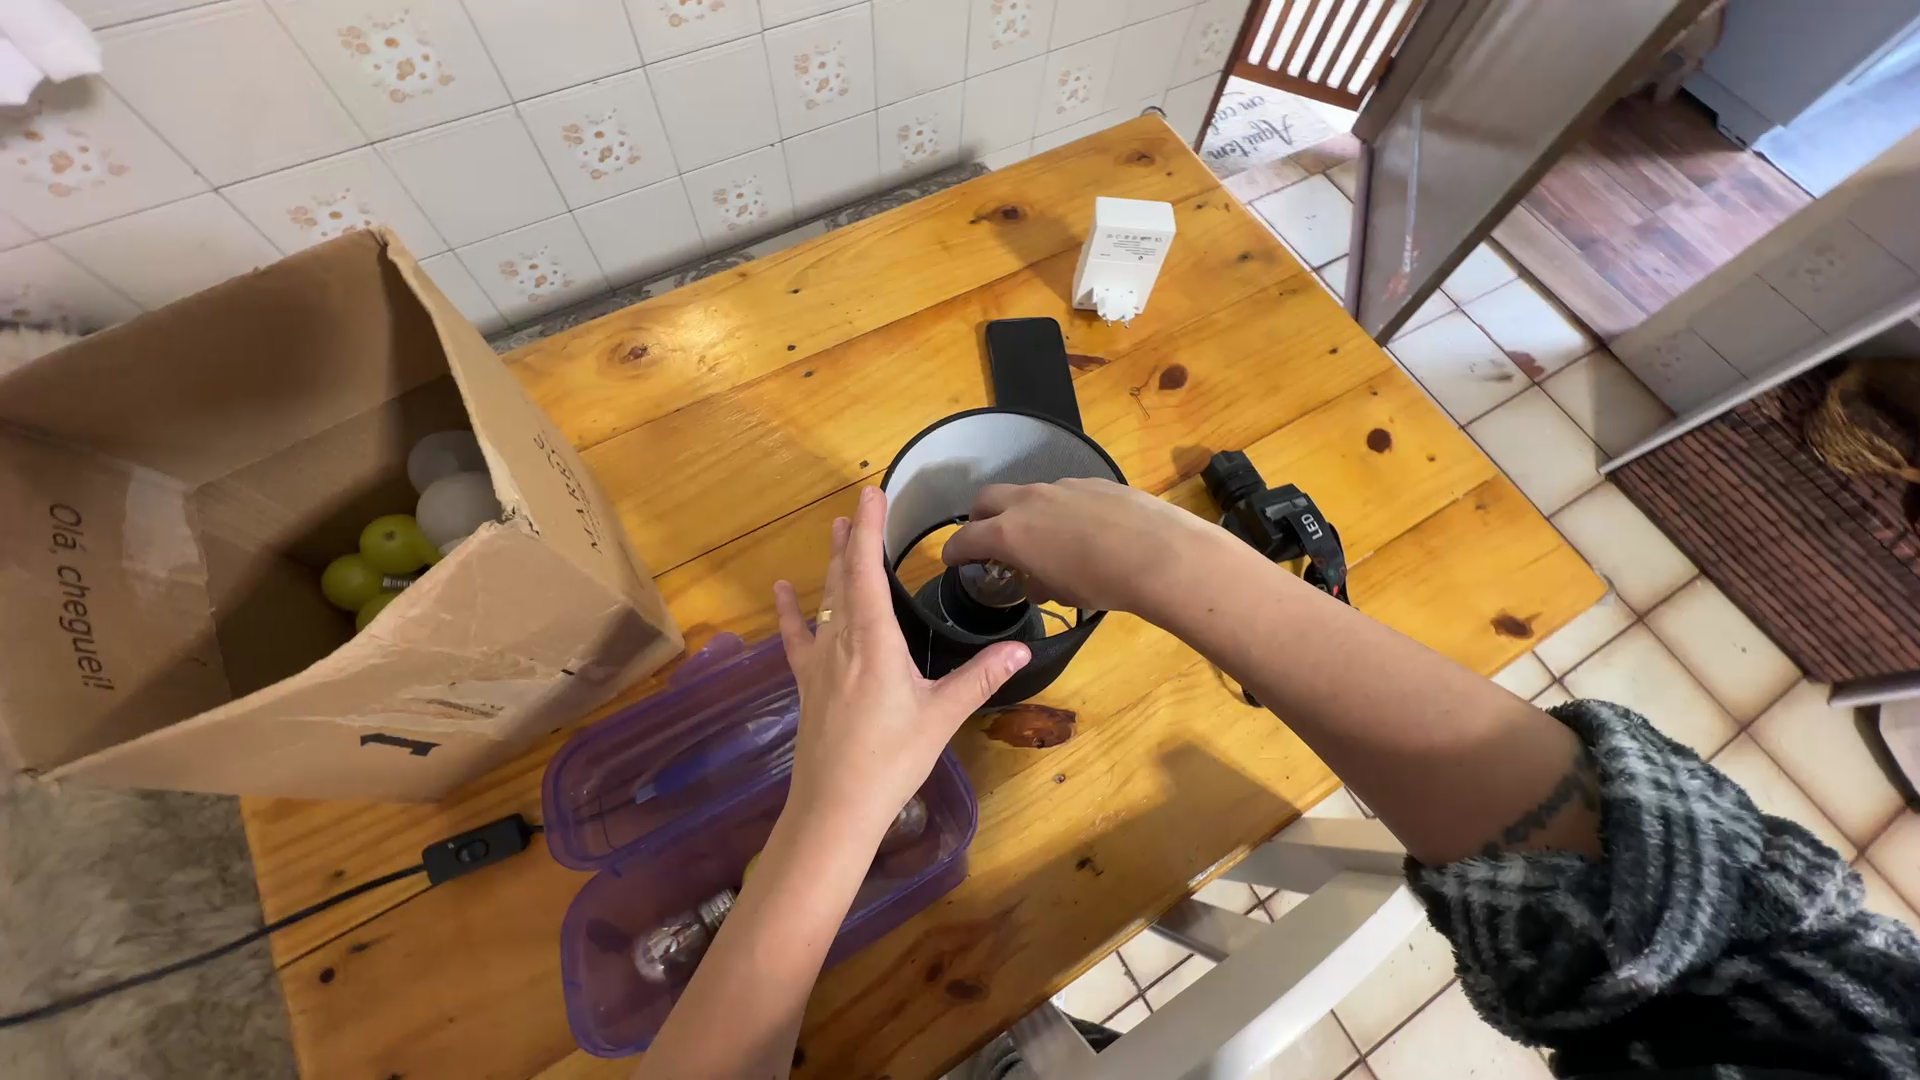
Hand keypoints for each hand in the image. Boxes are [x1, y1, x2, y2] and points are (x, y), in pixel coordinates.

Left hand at [773, 486, 1031, 837]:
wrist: (835, 808)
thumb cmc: (891, 760)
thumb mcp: (942, 717)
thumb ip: (980, 679)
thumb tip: (1022, 649)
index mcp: (875, 642)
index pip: (866, 571)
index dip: (867, 529)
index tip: (870, 494)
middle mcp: (841, 641)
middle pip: (842, 577)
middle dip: (850, 538)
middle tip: (857, 506)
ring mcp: (819, 662)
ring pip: (823, 600)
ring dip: (828, 563)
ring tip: (832, 531)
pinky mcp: (806, 683)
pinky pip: (796, 637)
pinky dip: (790, 611)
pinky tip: (783, 591)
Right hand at [940, 478, 1232, 617]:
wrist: (1160, 554)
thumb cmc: (1102, 583)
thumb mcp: (1060, 593)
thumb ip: (1036, 582)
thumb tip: (1033, 580)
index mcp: (1010, 532)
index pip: (966, 538)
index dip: (954, 550)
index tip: (952, 559)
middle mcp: (1029, 501)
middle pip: (987, 499)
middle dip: (979, 518)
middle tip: (987, 539)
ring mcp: (1062, 486)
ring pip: (1027, 492)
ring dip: (1021, 511)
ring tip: (1041, 536)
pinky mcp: (1093, 481)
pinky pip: (1062, 492)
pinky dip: (1057, 508)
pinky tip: (1083, 529)